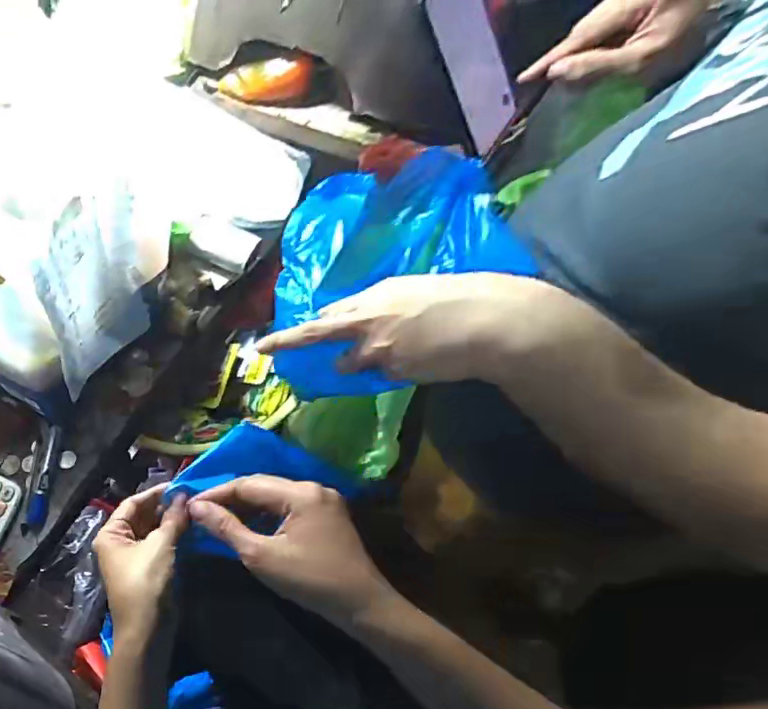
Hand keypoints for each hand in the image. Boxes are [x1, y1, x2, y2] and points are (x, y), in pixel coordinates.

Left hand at [94, 485, 189, 634]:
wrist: (147, 629)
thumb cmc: (146, 584)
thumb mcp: (160, 546)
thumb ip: (173, 519)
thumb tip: (183, 496)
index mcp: (111, 534)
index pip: (132, 503)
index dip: (155, 493)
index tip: (181, 484)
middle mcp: (117, 543)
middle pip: (142, 516)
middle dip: (165, 506)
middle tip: (192, 496)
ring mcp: (132, 557)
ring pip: (152, 531)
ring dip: (171, 521)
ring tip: (195, 509)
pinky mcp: (147, 569)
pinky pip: (159, 545)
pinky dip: (173, 536)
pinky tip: (191, 528)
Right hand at [187, 476, 397, 629]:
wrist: (361, 605)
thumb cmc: (309, 581)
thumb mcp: (261, 556)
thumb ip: (227, 528)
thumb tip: (196, 507)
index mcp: (300, 493)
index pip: (247, 484)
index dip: (215, 494)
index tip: (189, 507)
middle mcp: (314, 488)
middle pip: (262, 486)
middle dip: (229, 498)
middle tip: (200, 513)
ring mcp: (324, 501)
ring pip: (274, 496)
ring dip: (246, 507)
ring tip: (218, 521)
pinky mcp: (327, 516)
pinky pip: (288, 507)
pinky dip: (265, 515)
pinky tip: (248, 528)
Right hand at [254, 273, 572, 384]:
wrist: (506, 319)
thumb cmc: (448, 348)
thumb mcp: (400, 363)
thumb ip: (367, 361)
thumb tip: (346, 361)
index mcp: (366, 317)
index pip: (315, 330)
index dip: (286, 342)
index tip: (261, 349)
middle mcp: (376, 296)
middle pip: (334, 311)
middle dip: (317, 327)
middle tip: (305, 342)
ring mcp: (400, 287)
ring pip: (358, 304)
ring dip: (345, 322)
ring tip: (345, 338)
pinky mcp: (423, 286)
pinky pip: (380, 302)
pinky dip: (370, 317)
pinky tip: (383, 326)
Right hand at [518, 0, 712, 83]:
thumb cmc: (690, 14)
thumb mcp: (646, 50)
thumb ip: (600, 64)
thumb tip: (557, 72)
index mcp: (613, 13)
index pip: (570, 43)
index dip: (545, 63)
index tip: (522, 80)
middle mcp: (610, 4)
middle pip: (578, 36)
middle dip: (561, 59)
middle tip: (542, 83)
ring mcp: (621, 2)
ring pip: (589, 31)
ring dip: (578, 53)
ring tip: (568, 75)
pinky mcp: (631, 4)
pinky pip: (603, 27)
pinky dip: (594, 45)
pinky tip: (596, 57)